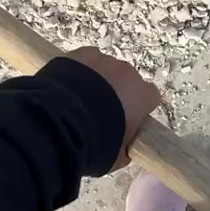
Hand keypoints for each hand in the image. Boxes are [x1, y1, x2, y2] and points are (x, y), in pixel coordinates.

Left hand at [65, 46, 161, 169]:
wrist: (59, 122)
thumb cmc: (96, 143)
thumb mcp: (116, 157)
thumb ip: (126, 147)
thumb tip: (125, 147)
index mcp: (143, 95)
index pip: (150, 97)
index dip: (140, 108)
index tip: (127, 119)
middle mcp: (128, 72)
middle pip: (127, 80)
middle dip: (116, 93)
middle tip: (98, 113)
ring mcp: (104, 60)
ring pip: (104, 69)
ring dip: (96, 82)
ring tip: (77, 102)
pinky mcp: (81, 53)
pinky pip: (84, 62)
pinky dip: (78, 72)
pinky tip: (66, 88)